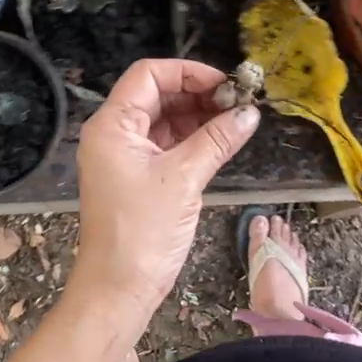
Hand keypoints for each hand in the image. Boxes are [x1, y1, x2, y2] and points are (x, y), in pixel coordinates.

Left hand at [70, 59, 260, 315]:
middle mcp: (114, 133)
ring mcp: (125, 155)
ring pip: (164, 119)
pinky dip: (193, 138)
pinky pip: (167, 144)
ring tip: (236, 118)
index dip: (188, 72)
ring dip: (198, 116)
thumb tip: (250, 113)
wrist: (119, 289)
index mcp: (112, 125)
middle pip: (157, 94)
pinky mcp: (138, 175)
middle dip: (197, 93)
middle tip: (238, 101)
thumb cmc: (143, 231)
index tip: (225, 83)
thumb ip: (217, 140)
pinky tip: (222, 139)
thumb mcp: (184, 179)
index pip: (148, 75)